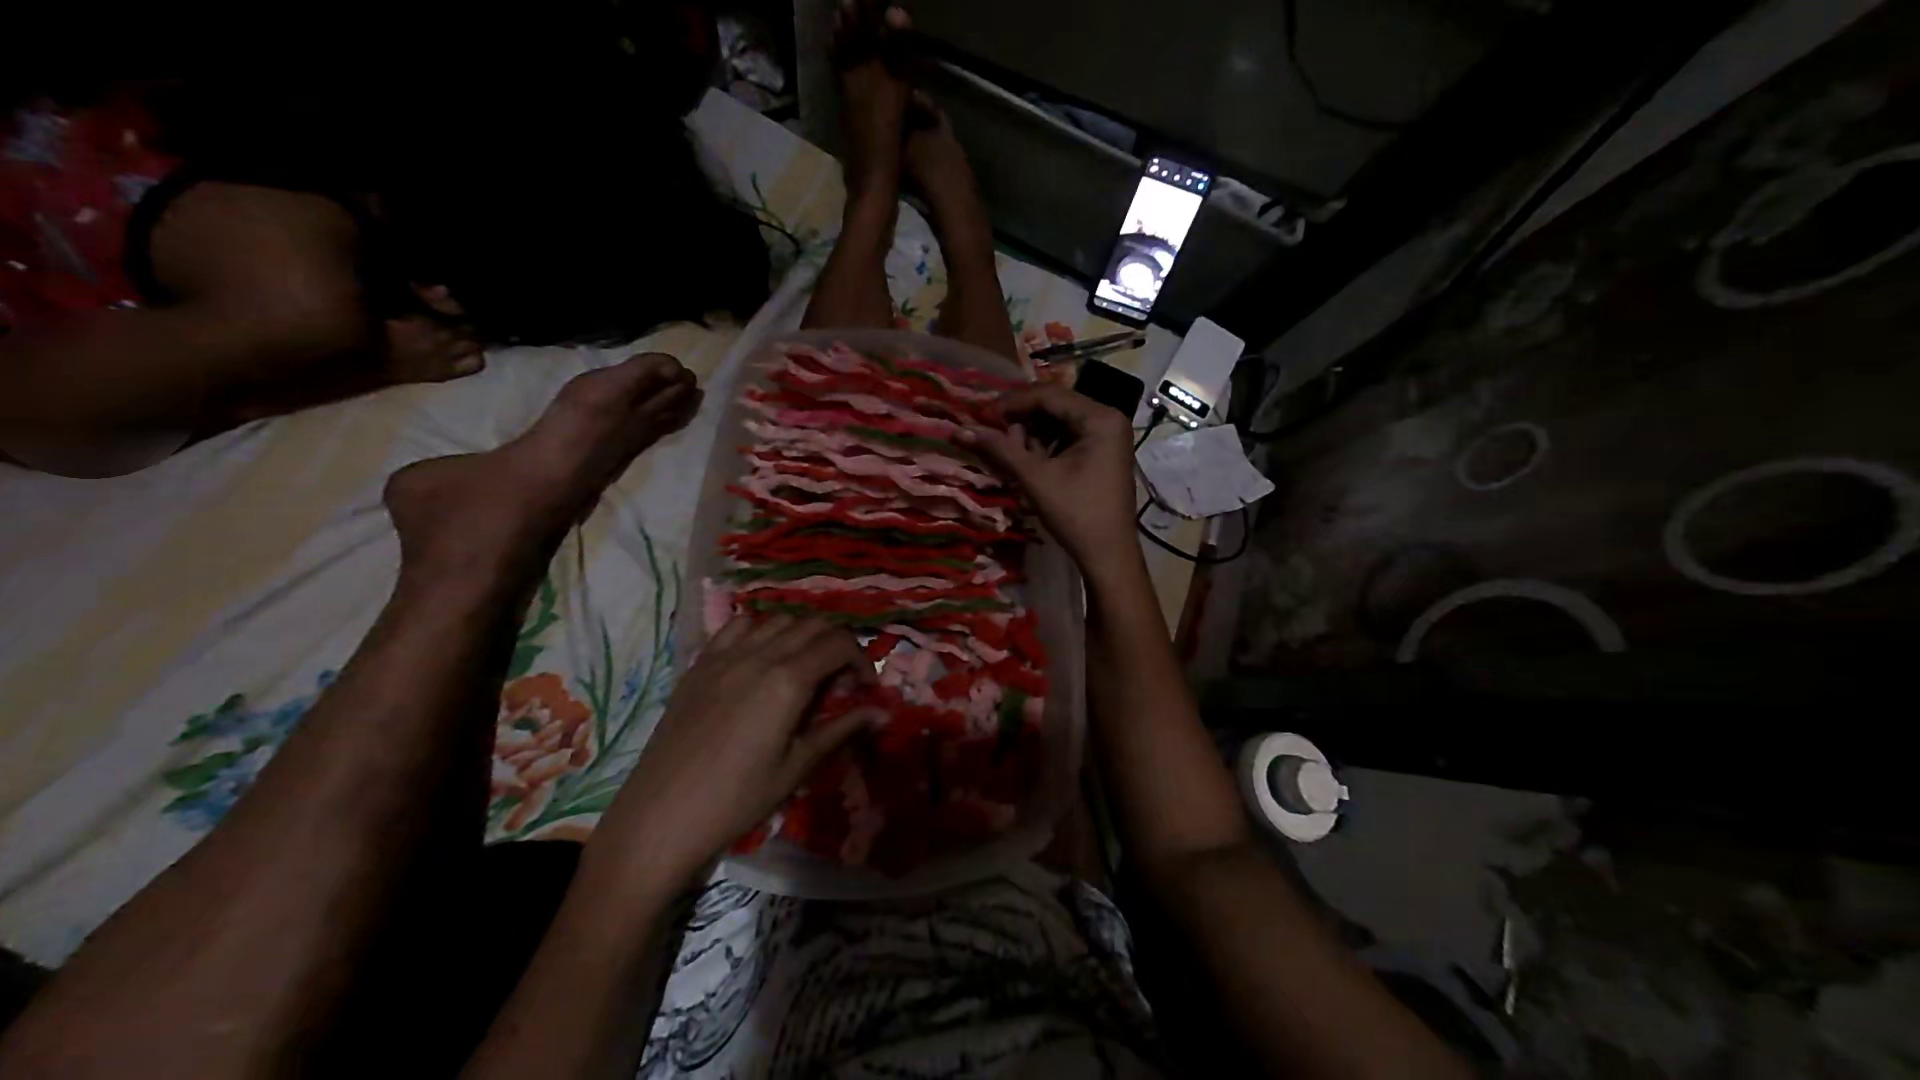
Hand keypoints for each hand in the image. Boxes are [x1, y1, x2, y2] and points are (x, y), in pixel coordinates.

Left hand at [589, 615, 872, 888]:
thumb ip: (840, 729)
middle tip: (839, 680)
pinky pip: (736, 627)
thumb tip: (882, 713)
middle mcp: (758, 655)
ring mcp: (724, 656)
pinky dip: (760, 630)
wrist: (662, 815)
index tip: (863, 688)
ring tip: (804, 667)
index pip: (838, 643)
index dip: (860, 660)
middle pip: (812, 625)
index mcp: (787, 681)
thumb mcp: (796, 766)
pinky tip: (761, 658)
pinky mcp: (699, 664)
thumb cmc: (737, 799)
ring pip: (777, 620)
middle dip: (836, 644)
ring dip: (801, 634)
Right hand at [960, 384, 1142, 578]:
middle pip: (1055, 405)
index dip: (1012, 403)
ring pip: (1059, 420)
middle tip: (994, 434)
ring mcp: (1108, 435)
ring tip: (1011, 451)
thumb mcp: (1035, 478)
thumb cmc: (1076, 514)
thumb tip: (961, 430)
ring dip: (1032, 432)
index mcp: (1100, 417)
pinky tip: (1029, 460)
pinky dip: (1045, 444)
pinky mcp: (1102, 452)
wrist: (1108, 554)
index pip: (1048, 395)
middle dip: (1022, 418)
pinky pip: (1068, 436)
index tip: (982, 415)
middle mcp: (1108, 418)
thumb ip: (1000, 449)